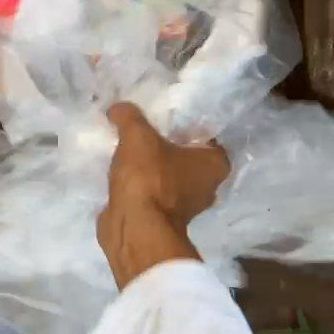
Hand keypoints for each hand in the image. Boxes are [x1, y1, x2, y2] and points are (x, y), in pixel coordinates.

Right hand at [97, 102, 230, 289]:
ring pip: (166, 175)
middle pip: (183, 156)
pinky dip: (137, 184)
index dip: (180, 124)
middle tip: (137, 133)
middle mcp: (207, 185)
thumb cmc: (149, 179)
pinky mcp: (161, 216)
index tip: (156, 118)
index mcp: (215, 163)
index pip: (202, 135)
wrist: (135, 226)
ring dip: (148, 167)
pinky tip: (118, 175)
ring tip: (123, 152)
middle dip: (161, 146)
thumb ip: (129, 116)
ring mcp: (184, 204)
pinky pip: (150, 191)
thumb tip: (119, 107)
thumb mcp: (137, 137)